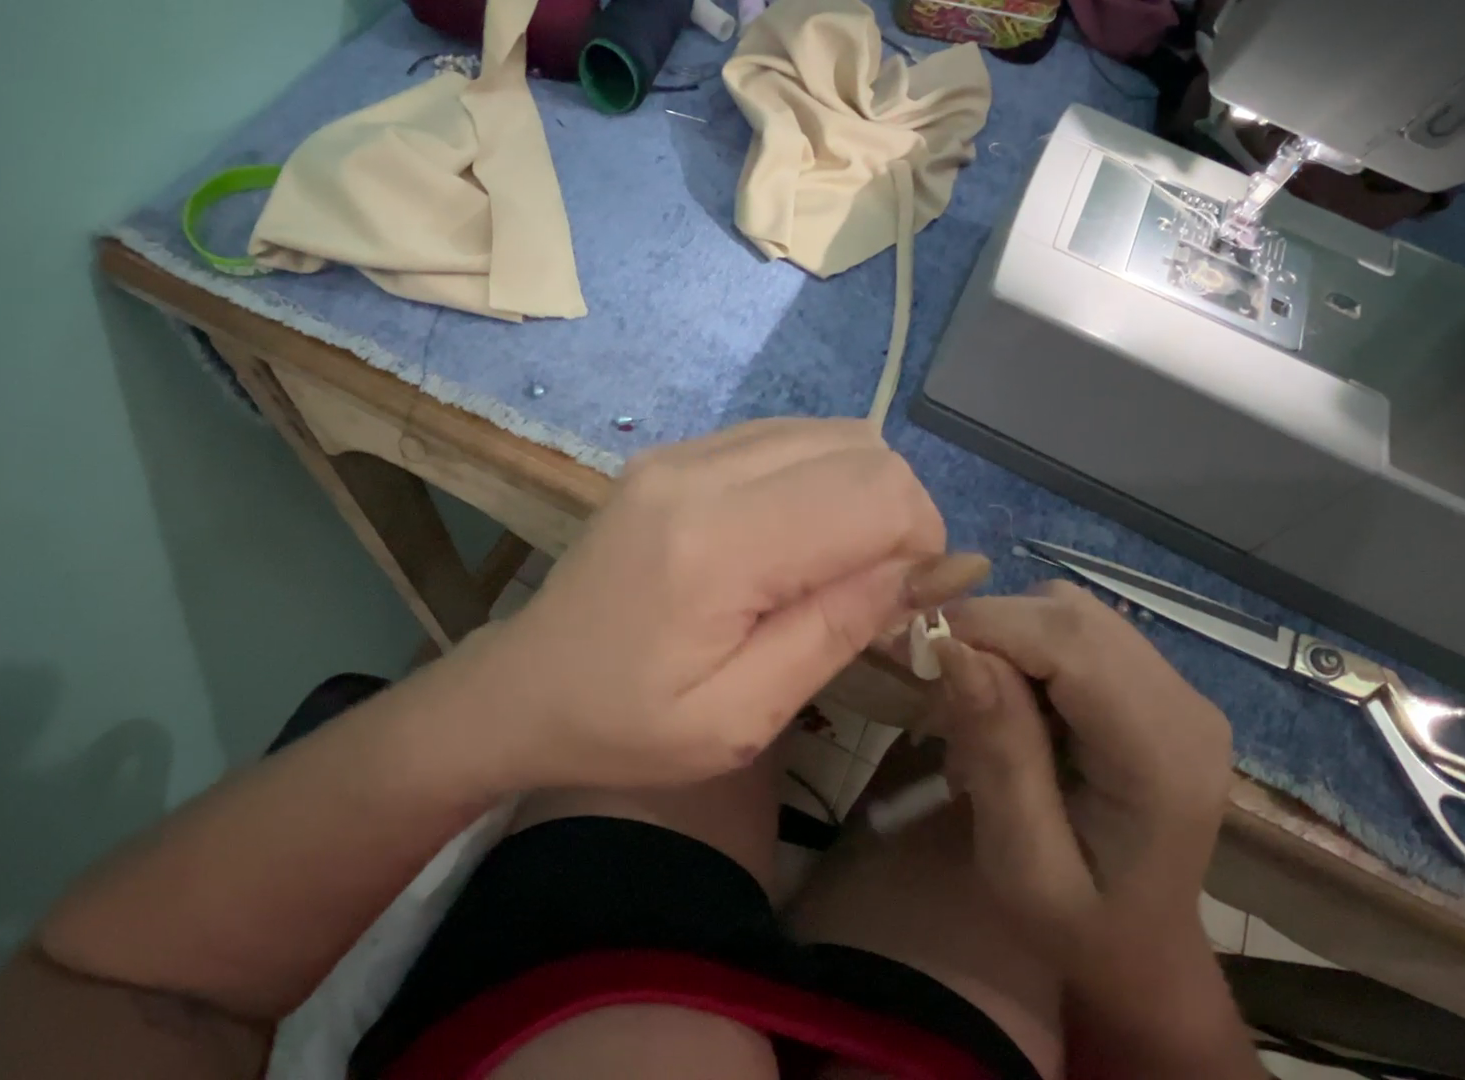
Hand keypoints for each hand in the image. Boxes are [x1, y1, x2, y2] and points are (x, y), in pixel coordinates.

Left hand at [466, 418, 959, 789]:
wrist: (525, 688)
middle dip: (897, 517)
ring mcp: (681, 452)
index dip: (920, 542)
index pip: (876, 491)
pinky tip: (791, 540)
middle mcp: (699, 470)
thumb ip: (839, 629)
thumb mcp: (741, 716)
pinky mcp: (672, 454)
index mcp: (716, 541)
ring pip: (830, 433)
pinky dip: (816, 481)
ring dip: (859, 496)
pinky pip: (783, 438)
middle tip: (870, 591)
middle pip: (862, 448)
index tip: (903, 605)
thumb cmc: (627, 726)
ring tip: (829, 568)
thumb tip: (940, 567)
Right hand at [930, 582, 1233, 960]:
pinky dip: (1025, 649)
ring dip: (1005, 637)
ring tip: (970, 700)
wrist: (1141, 952)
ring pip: (1072, 613)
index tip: (911, 648)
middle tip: (931, 681)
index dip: (985, 626)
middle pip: (1072, 615)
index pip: (1070, 642)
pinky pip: (1077, 635)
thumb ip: (998, 753)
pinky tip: (1007, 703)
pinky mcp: (1157, 689)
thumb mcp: (1021, 861)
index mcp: (1162, 755)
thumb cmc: (1076, 926)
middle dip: (988, 629)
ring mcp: (1178, 692)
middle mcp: (1184, 705)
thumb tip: (954, 650)